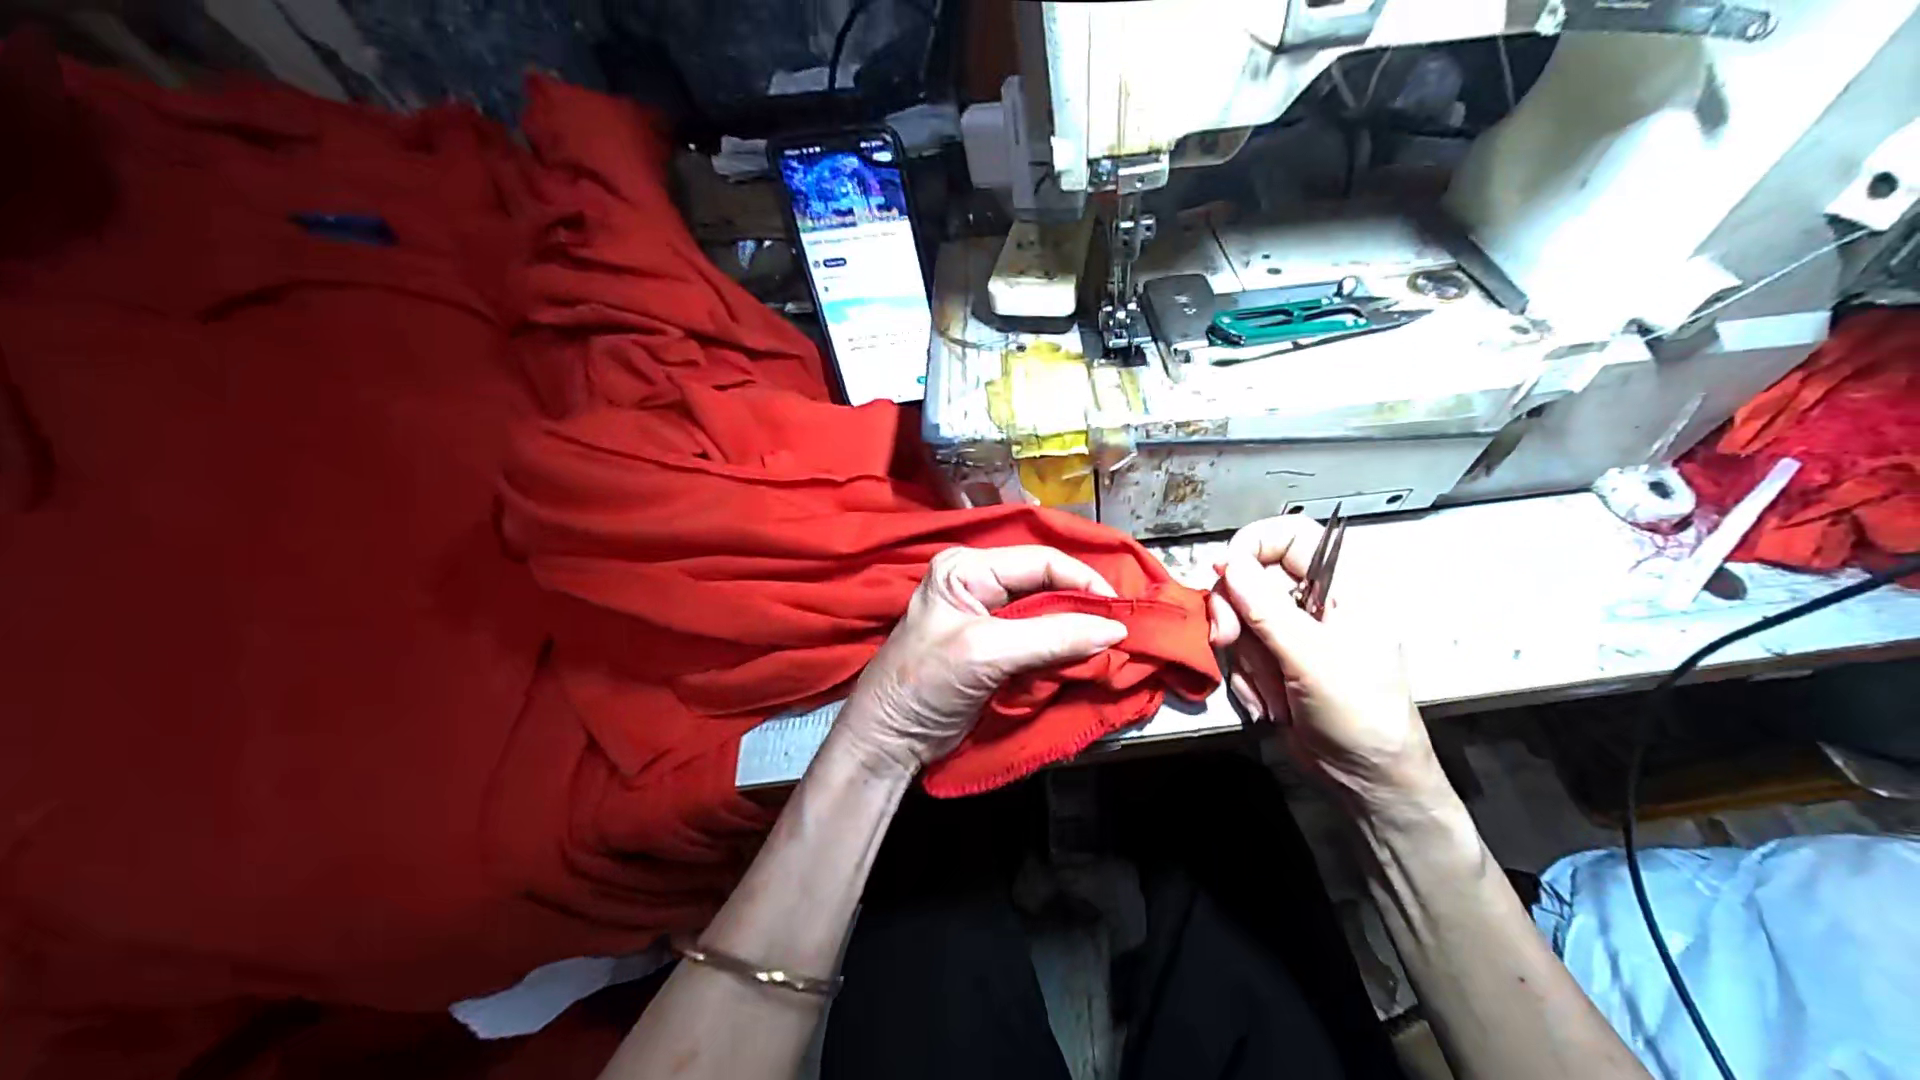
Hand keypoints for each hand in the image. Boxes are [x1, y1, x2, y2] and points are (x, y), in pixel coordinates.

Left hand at [834, 546, 1129, 776]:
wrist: (891, 737)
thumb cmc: (923, 683)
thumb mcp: (986, 652)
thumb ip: (1051, 637)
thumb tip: (1114, 628)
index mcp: (967, 567)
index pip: (1040, 561)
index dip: (1083, 581)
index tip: (1118, 609)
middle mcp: (980, 583)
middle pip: (1048, 585)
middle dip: (1084, 607)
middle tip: (1121, 629)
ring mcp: (989, 617)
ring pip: (1049, 614)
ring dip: (1078, 632)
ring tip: (1110, 645)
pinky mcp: (997, 648)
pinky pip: (1043, 641)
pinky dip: (1066, 651)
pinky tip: (1086, 659)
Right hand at [1208, 515, 1447, 810]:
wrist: (1367, 779)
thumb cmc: (1361, 715)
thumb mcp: (1314, 659)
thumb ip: (1268, 610)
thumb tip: (1230, 564)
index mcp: (1343, 586)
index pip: (1290, 535)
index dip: (1254, 545)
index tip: (1228, 573)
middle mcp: (1314, 601)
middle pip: (1249, 577)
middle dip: (1234, 613)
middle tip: (1227, 638)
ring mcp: (1291, 631)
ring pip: (1236, 616)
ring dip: (1243, 657)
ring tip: (1272, 691)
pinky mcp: (1273, 659)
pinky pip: (1237, 649)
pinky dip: (1244, 676)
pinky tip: (1267, 702)